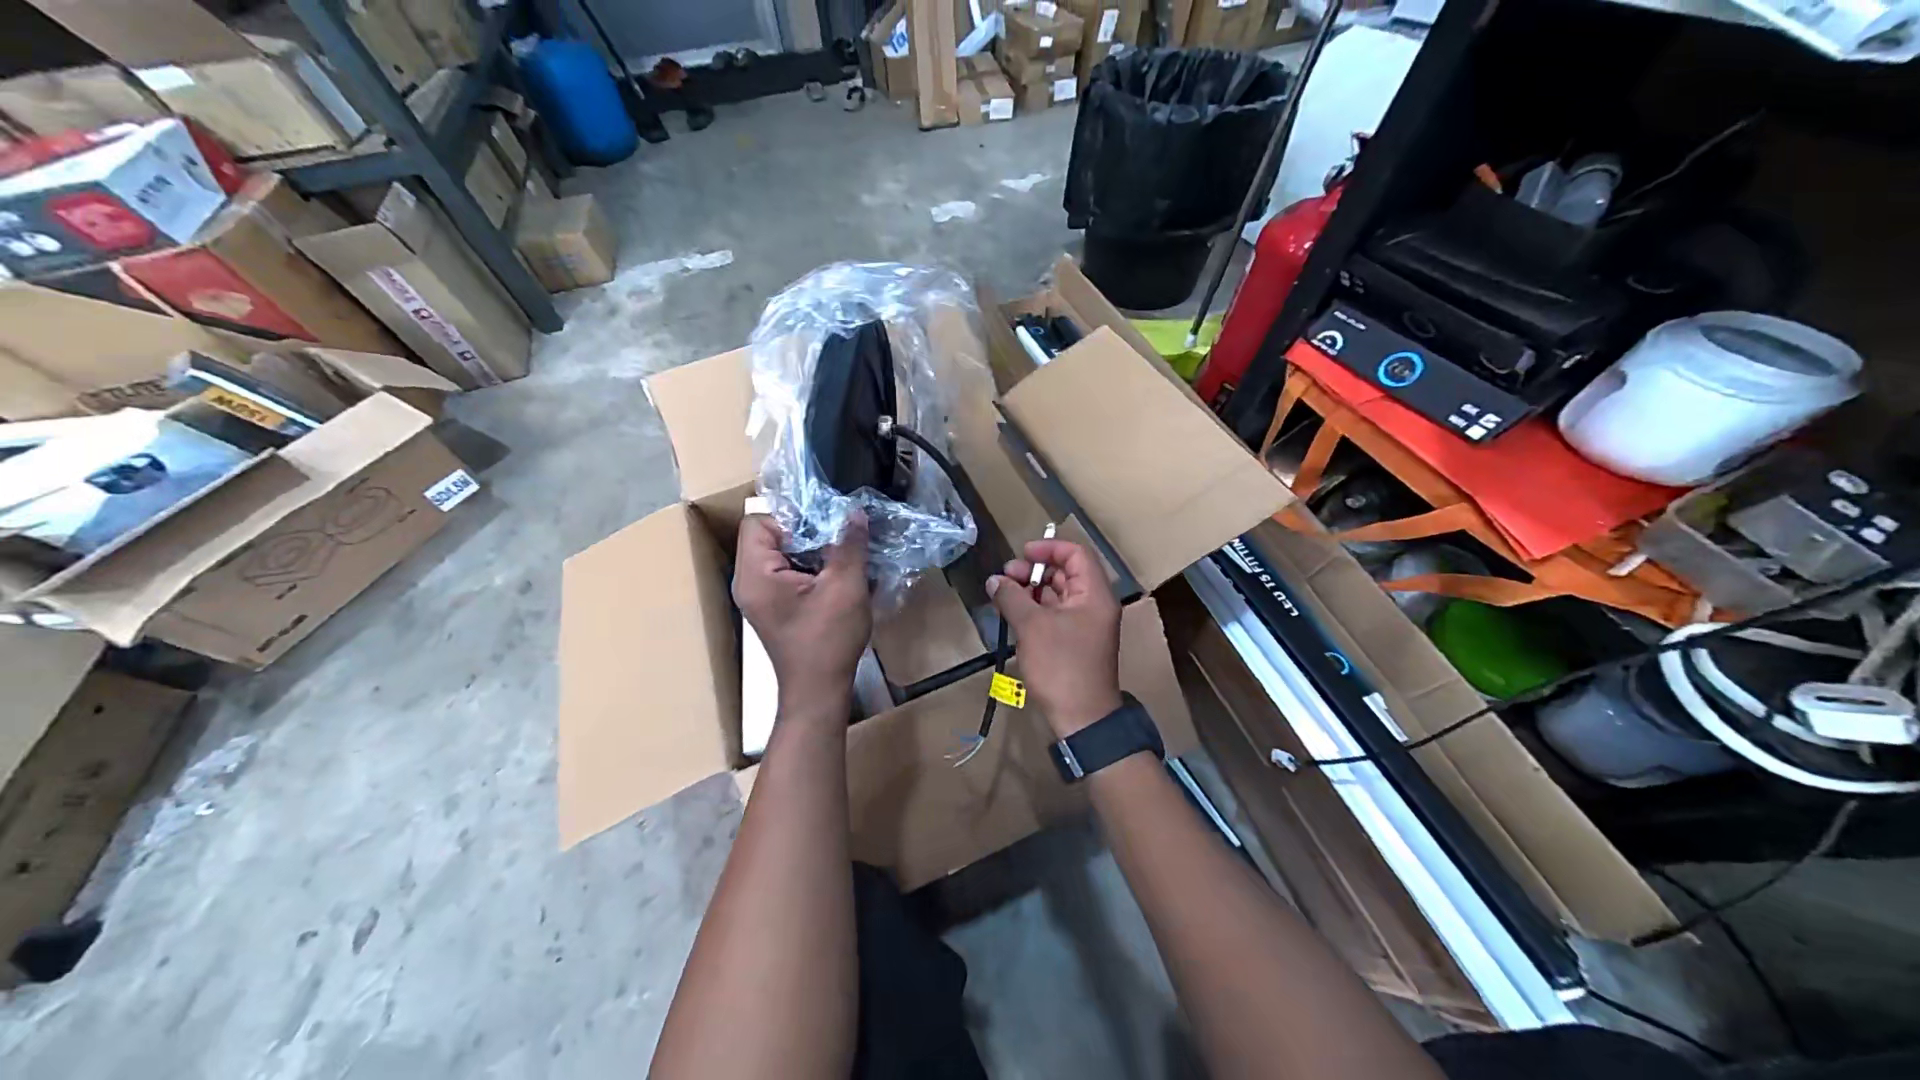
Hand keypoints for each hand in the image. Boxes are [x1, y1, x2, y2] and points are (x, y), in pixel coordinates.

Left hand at [733, 513, 871, 718]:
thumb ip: (849, 544)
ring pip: (782, 555)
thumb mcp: (845, 586)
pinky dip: (811, 570)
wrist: (818, 691)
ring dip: (813, 552)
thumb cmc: (827, 640)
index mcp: (755, 574)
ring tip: (842, 559)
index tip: (824, 529)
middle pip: (770, 536)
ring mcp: (759, 597)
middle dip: (807, 534)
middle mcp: (748, 582)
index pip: (758, 521)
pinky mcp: (774, 608)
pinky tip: (838, 578)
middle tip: (838, 540)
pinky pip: (787, 574)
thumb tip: (855, 513)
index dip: (792, 518)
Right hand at [987, 540, 1122, 738]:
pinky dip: (1035, 609)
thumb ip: (1012, 597)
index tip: (1021, 555)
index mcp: (1094, 594)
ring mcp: (1085, 624)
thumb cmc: (1061, 666)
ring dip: (1032, 590)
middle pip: (1066, 573)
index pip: (1077, 554)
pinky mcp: (1075, 641)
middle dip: (1035, 571)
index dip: (1049, 548)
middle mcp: (1094, 604)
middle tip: (1005, 577)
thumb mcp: (1032, 627)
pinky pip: (1055, 614)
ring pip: (1058, 594)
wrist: (1082, 717)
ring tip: (1003, 594)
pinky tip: (1013, 612)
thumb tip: (994, 580)